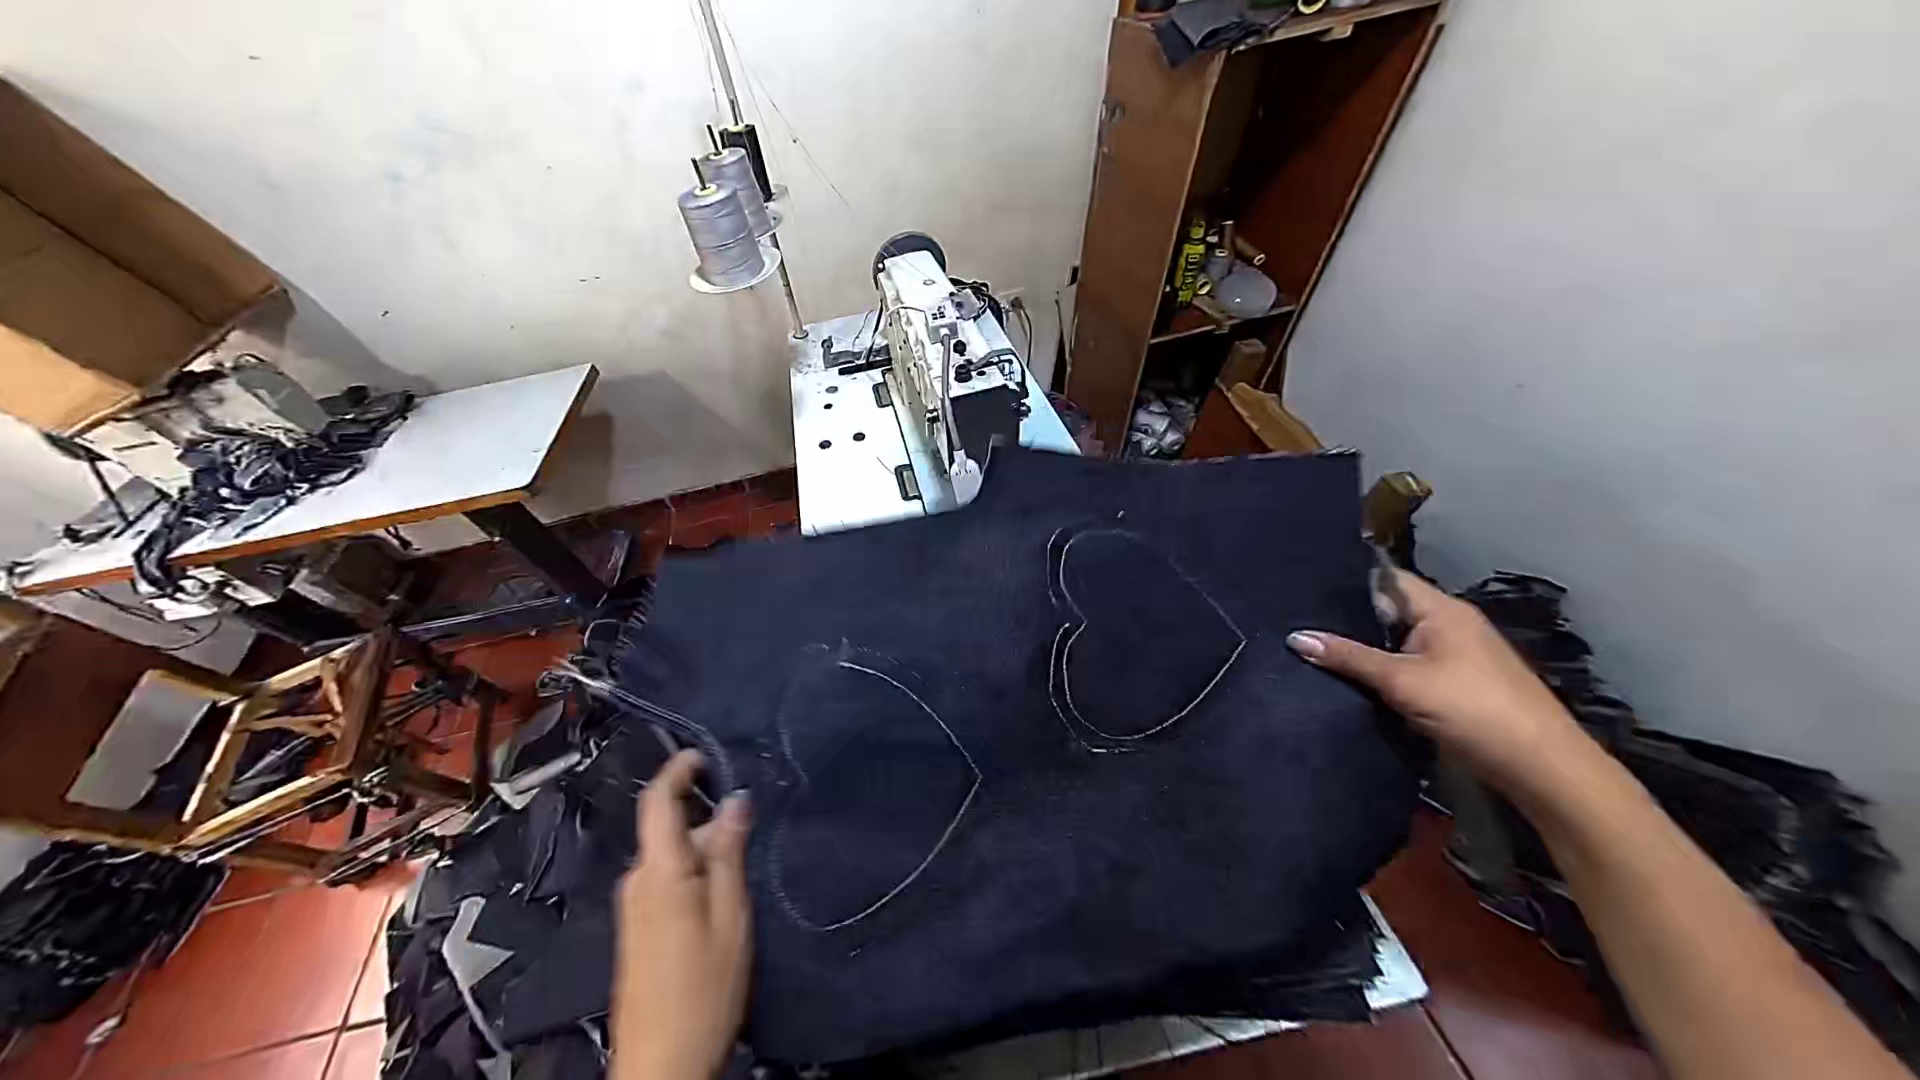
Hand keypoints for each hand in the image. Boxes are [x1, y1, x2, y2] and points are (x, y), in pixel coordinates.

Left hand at [612, 750, 752, 1079]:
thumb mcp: (731, 916)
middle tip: (754, 839)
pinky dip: (695, 874)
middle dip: (711, 825)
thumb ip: (729, 854)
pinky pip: (666, 881)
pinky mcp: (637, 928)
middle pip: (672, 831)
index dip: (678, 771)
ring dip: (707, 853)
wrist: (660, 1066)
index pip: (657, 803)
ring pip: (673, 857)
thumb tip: (735, 800)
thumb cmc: (703, 988)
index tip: (705, 755)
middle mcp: (637, 882)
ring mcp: (633, 907)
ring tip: (745, 875)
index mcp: (659, 873)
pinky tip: (723, 901)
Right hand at [1286, 569, 1599, 802]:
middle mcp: (1450, 624)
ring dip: (1365, 646)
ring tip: (1314, 645)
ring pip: (1397, 640)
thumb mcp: (1401, 681)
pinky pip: (1407, 663)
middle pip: (1389, 610)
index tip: (1305, 585)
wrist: (1541, 767)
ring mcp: (1455, 654)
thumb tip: (1295, 637)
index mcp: (1442, 609)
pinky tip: (1352, 676)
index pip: (1387, 579)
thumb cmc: (1473, 709)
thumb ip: (1347, 657)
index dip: (1348, 580)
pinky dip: (1382, 668)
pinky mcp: (1455, 682)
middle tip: (1299, 618)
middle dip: (1349, 617)